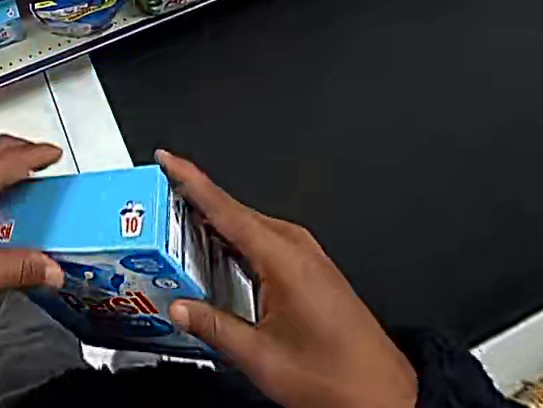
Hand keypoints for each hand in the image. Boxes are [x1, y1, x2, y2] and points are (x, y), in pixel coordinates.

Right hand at [157, 150, 416, 407]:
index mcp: (280, 255)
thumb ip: (215, 327)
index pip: (223, 206)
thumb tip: (180, 307)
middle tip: (159, 199)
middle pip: (232, 210)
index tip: (167, 158)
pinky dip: (234, 238)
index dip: (190, 178)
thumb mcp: (262, 358)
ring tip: (179, 226)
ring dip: (214, 222)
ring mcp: (303, 249)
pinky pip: (261, 237)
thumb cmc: (336, 376)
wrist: (383, 391)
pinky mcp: (306, 261)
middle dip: (193, 201)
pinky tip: (218, 251)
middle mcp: (293, 242)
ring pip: (246, 224)